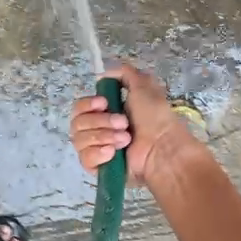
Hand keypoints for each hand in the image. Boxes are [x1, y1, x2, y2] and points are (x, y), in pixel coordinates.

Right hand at [69, 63, 200, 185]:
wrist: (163, 148)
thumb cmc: (155, 118)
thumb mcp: (144, 86)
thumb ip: (125, 73)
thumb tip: (104, 73)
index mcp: (105, 112)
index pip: (79, 107)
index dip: (88, 104)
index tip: (104, 103)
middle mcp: (97, 129)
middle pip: (77, 122)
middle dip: (101, 121)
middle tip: (124, 124)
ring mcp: (96, 149)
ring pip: (79, 139)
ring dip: (104, 136)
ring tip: (125, 139)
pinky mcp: (97, 167)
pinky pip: (85, 158)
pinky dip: (98, 153)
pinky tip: (113, 153)